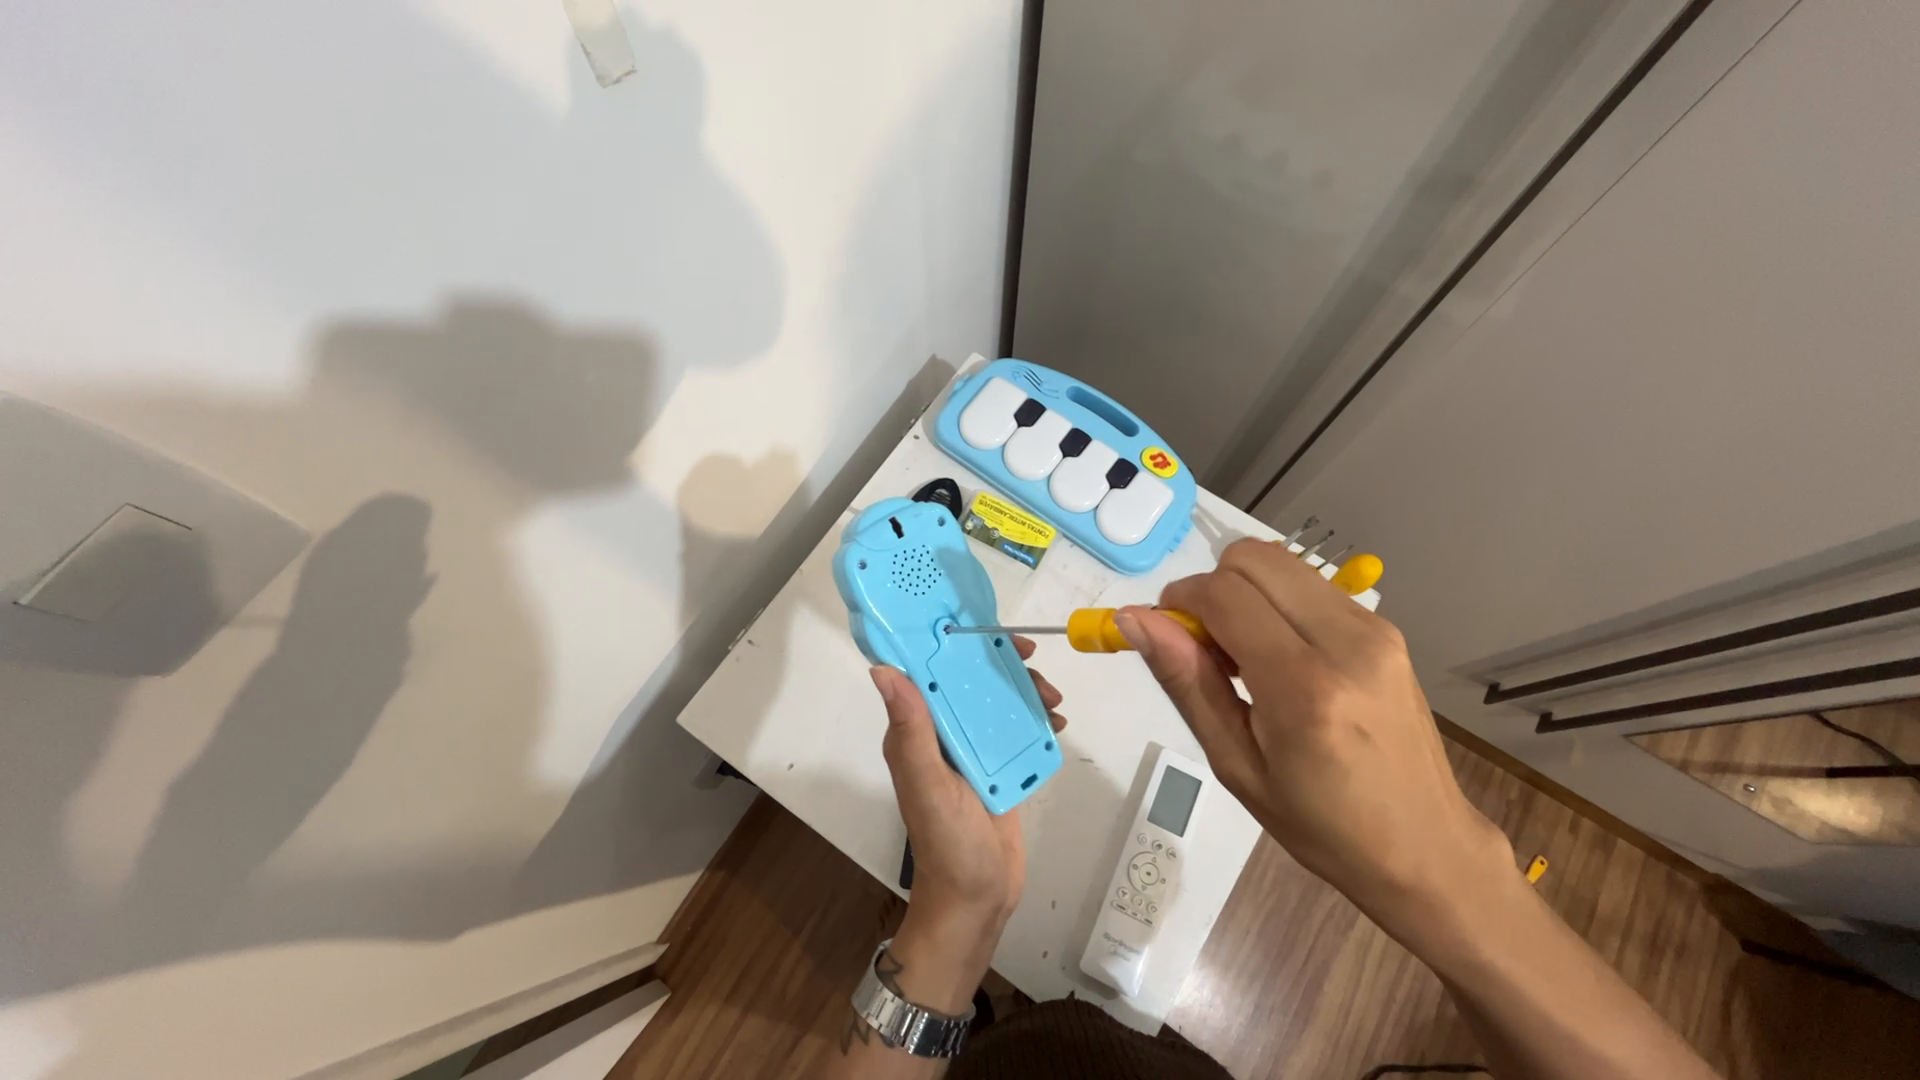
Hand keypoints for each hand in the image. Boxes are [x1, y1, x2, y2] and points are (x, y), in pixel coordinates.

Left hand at [868, 639, 1064, 1011]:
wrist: (977, 900)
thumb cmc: (948, 844)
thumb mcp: (928, 784)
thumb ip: (911, 729)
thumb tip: (883, 669)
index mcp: (915, 733)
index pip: (928, 672)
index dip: (951, 643)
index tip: (986, 631)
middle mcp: (940, 736)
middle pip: (969, 682)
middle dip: (1000, 666)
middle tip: (1035, 666)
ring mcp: (971, 752)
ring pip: (996, 703)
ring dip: (1024, 692)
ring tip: (1054, 702)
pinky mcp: (997, 769)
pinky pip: (1015, 731)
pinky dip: (1036, 721)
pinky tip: (1056, 724)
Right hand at [1115, 539, 1513, 945]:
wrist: (1425, 845)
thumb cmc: (1319, 824)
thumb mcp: (1235, 764)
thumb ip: (1186, 681)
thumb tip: (1135, 619)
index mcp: (1304, 688)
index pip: (1224, 594)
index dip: (1180, 601)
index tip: (1167, 636)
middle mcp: (1346, 641)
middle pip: (1251, 559)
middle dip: (1211, 588)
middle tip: (1207, 647)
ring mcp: (1375, 629)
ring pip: (1280, 563)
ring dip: (1244, 593)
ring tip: (1245, 656)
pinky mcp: (1386, 628)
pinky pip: (1308, 585)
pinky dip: (1276, 603)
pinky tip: (1280, 656)